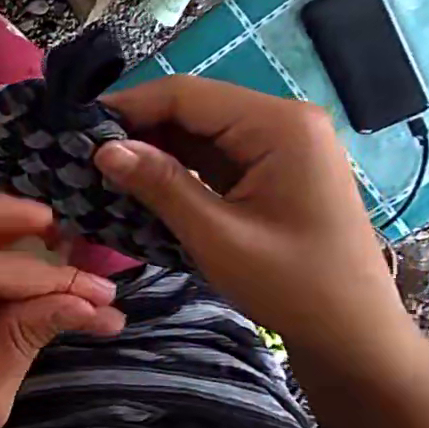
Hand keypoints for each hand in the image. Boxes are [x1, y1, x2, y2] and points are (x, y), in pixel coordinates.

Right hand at [95, 76, 405, 349]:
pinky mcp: (265, 165)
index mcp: (278, 126)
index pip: (184, 94)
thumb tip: (102, 148)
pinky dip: (168, 162)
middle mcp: (280, 121)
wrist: (353, 332)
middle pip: (188, 106)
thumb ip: (160, 185)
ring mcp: (274, 142)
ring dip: (147, 145)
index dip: (126, 107)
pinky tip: (135, 179)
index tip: (74, 130)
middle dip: (133, 127)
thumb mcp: (217, 236)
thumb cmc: (294, 285)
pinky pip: (205, 150)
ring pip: (191, 128)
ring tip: (99, 167)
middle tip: (80, 153)